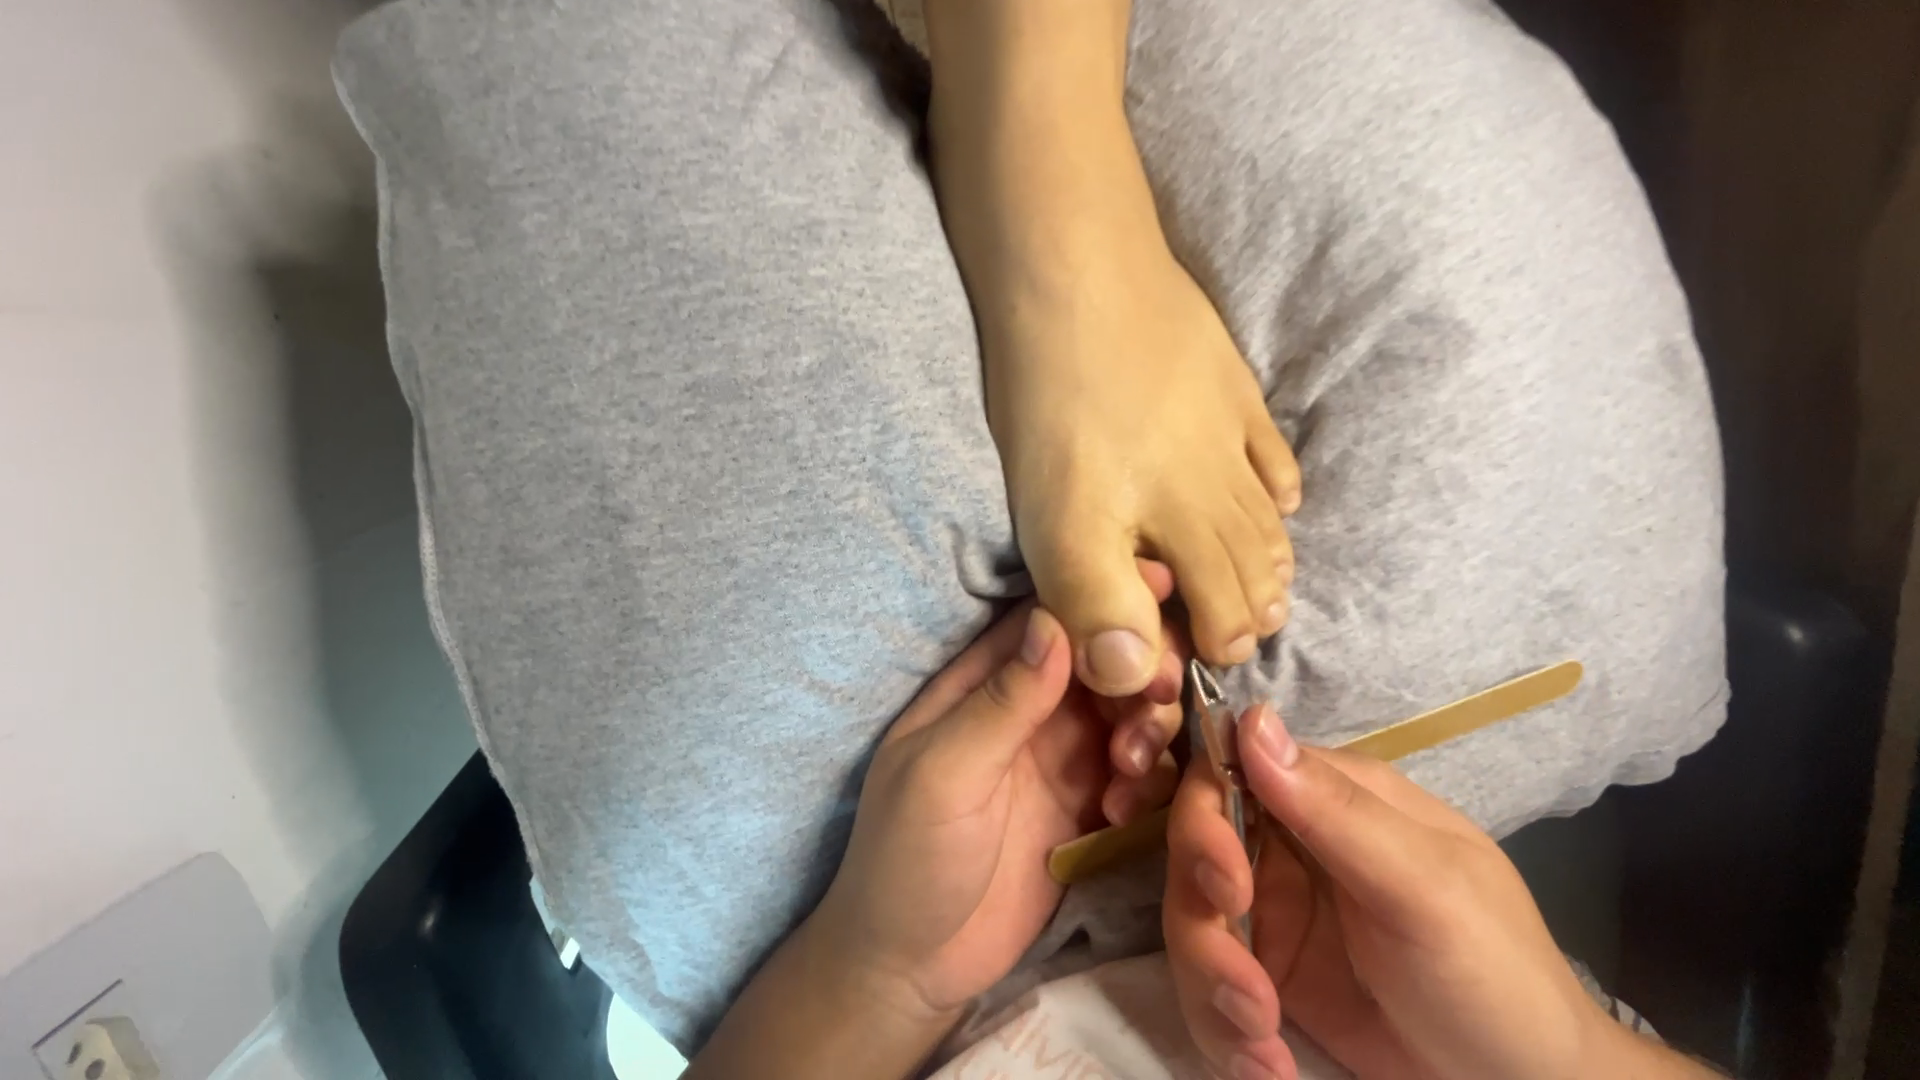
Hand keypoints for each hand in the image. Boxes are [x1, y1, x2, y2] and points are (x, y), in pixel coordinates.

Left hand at [806, 584, 1179, 1024]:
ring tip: (1130, 765)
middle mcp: (1025, 711)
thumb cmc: (909, 856)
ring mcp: (1057, 759)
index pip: (1045, 620)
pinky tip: (1121, 809)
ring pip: (1125, 712)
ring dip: (1145, 725)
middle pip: (1099, 662)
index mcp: (978, 685)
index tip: (1160, 586)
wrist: (913, 965)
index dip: (1100, 598)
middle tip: (1159, 692)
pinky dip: (1144, 778)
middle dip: (1137, 668)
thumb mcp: (945, 773)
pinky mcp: (1084, 807)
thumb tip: (1054, 621)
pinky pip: (1134, 771)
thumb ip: (1001, 702)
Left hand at [923, 0, 1299, 697]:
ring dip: (1270, 558)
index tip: (1211, 662)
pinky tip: (1283, 496)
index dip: (1219, 645)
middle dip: (1251, 609)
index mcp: (1185, 523)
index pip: (1225, 609)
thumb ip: (1099, 601)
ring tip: (1269, 587)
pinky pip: (1271, 448)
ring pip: (1268, 513)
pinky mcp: (1226, 379)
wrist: (1074, 265)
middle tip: (1245, 634)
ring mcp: (1232, 426)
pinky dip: (1278, 486)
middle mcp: (1224, 482)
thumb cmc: (1056, 402)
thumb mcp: (1058, 518)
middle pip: (1255, 564)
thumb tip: (1137, 677)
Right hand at [1164, 706, 1668, 1079]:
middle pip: (1192, 855)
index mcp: (1327, 800)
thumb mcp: (1425, 888)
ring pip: (1190, 925)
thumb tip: (1252, 717)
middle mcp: (1285, 845)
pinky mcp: (1262, 973)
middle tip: (1247, 992)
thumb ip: (1336, 809)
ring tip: (1262, 1044)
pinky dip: (1223, 1030)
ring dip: (1212, 989)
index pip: (1227, 775)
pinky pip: (1206, 987)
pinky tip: (1266, 1067)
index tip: (1223, 888)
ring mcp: (1270, 912)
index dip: (1203, 822)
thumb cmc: (1494, 975)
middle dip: (1204, 925)